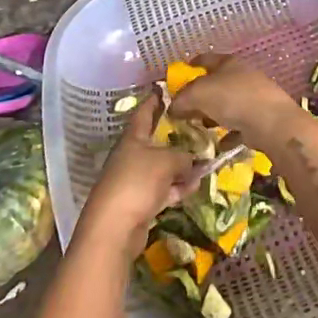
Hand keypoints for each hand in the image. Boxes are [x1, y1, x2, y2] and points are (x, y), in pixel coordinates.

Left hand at [76, 91, 195, 249]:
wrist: (114, 229)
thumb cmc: (138, 183)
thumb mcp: (168, 161)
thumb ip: (185, 156)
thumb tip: (195, 159)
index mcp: (132, 139)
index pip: (144, 113)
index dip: (155, 100)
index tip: (166, 88)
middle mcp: (131, 156)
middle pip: (156, 141)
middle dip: (178, 137)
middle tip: (201, 129)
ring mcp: (134, 179)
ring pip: (163, 167)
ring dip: (182, 167)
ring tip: (204, 165)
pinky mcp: (139, 201)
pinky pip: (163, 188)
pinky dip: (176, 187)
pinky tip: (193, 187)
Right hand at [167, 53, 303, 146]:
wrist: (272, 122)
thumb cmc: (233, 99)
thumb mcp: (198, 94)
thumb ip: (182, 99)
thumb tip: (173, 108)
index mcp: (229, 63)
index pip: (206, 59)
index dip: (191, 65)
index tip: (178, 76)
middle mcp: (243, 77)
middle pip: (216, 84)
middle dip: (199, 96)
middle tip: (183, 110)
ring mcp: (254, 97)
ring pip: (228, 105)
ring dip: (214, 116)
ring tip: (199, 127)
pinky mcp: (261, 118)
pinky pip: (239, 126)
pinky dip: (229, 134)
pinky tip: (219, 144)